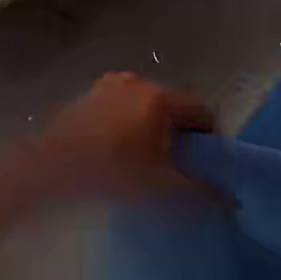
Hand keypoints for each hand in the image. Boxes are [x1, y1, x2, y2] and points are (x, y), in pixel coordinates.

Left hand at [30, 73, 221, 202]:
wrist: (51, 164)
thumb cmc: (110, 170)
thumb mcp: (160, 184)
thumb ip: (199, 188)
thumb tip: (229, 198)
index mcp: (160, 96)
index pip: (202, 110)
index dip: (210, 137)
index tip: (207, 161)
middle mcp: (137, 81)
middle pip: (173, 104)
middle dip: (180, 131)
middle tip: (179, 162)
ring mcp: (108, 85)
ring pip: (145, 104)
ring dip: (153, 125)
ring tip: (148, 157)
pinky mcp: (88, 94)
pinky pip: (121, 105)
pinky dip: (128, 121)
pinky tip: (120, 147)